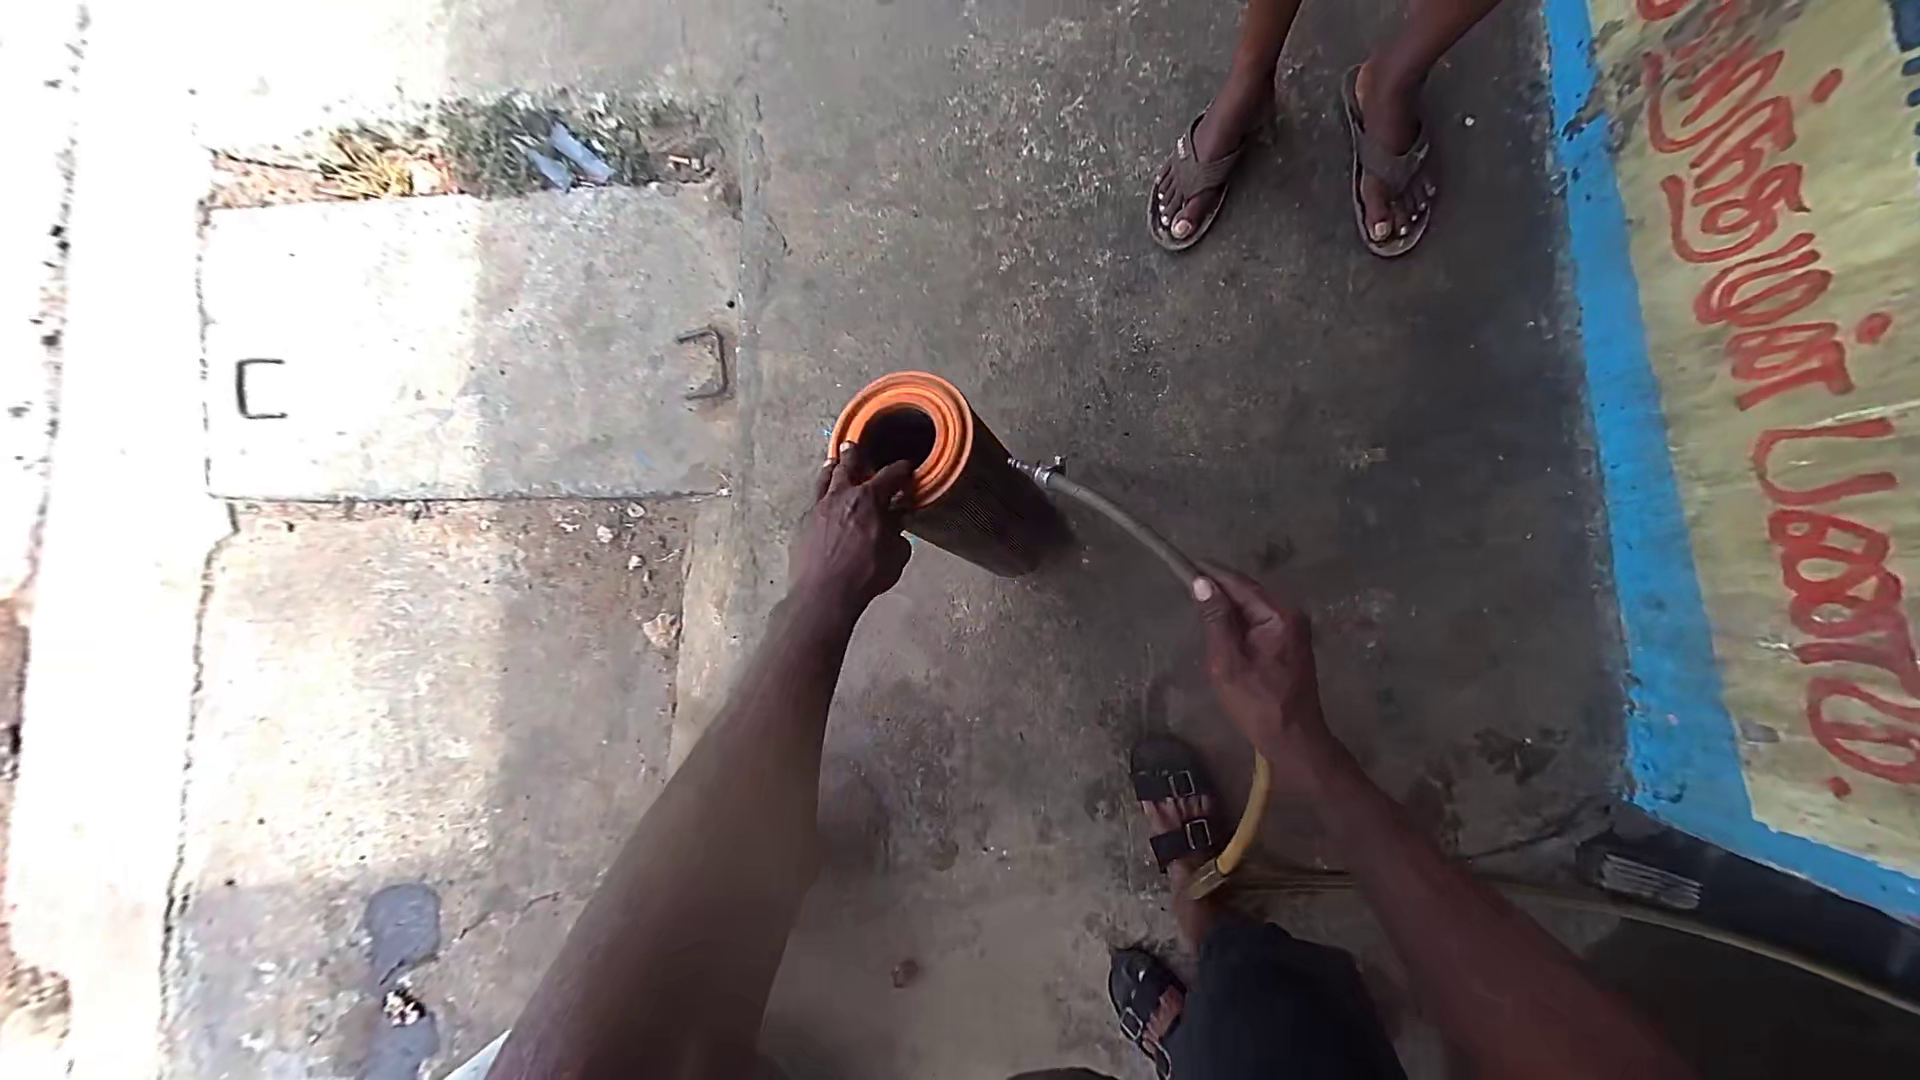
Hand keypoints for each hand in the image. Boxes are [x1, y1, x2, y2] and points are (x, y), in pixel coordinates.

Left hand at [789, 442, 914, 615]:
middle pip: (848, 466)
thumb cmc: (864, 575)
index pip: (890, 475)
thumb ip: (898, 533)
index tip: (906, 467)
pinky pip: (813, 503)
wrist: (824, 592)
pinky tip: (822, 504)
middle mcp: (841, 496)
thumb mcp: (896, 554)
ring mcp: (818, 508)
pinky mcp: (802, 525)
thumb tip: (897, 522)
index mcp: (869, 499)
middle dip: (854, 454)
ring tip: (832, 463)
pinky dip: (821, 498)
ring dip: (831, 469)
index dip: (901, 469)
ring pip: (824, 479)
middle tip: (853, 445)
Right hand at [1193, 564, 1343, 790]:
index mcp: (1279, 617)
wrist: (1293, 740)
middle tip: (1186, 580)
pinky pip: (1257, 620)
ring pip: (1252, 606)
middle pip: (1248, 592)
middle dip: (1218, 585)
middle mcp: (1291, 616)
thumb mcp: (1228, 661)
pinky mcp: (1288, 643)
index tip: (1186, 563)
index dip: (1212, 572)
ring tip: (1197, 598)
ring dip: (1226, 602)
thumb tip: (1202, 583)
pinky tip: (1218, 622)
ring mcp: (1292, 630)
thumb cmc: (1257, 703)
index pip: (1240, 584)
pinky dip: (1236, 618)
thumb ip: (1215, 619)